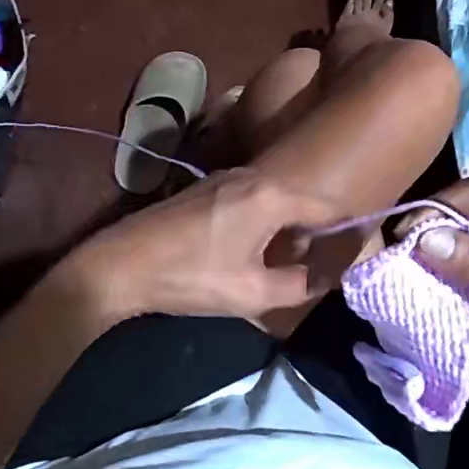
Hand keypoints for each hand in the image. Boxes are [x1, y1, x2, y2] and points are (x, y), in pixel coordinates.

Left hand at [61, 169, 339, 321]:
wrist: (120, 265)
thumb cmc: (191, 277)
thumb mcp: (251, 293)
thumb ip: (298, 285)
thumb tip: (322, 278)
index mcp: (269, 195)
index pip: (326, 207)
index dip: (344, 233)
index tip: (348, 258)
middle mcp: (249, 175)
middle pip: (299, 199)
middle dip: (312, 231)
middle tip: (316, 266)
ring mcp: (221, 178)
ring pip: (272, 199)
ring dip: (284, 227)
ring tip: (284, 262)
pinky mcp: (201, 188)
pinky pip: (248, 199)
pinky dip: (259, 220)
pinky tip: (247, 250)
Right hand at [412, 181, 468, 412]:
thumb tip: (423, 238)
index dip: (442, 207)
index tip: (406, 233)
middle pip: (461, 213)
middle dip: (430, 230)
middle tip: (398, 250)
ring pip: (451, 240)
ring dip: (429, 254)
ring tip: (403, 267)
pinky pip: (449, 266)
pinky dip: (434, 274)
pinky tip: (419, 283)